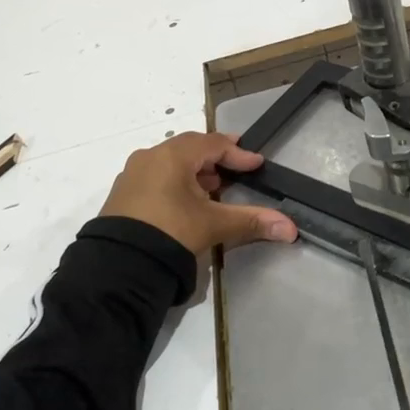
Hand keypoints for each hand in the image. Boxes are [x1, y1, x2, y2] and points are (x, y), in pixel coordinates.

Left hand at [98, 132, 297, 256]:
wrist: (119, 265)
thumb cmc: (170, 232)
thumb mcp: (213, 224)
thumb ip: (251, 221)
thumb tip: (291, 228)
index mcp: (172, 155)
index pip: (213, 144)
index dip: (238, 153)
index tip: (257, 164)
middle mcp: (150, 157)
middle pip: (190, 149)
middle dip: (215, 159)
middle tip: (236, 170)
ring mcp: (132, 175)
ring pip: (171, 163)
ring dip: (194, 172)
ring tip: (213, 189)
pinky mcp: (123, 194)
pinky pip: (156, 177)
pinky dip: (175, 183)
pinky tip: (185, 203)